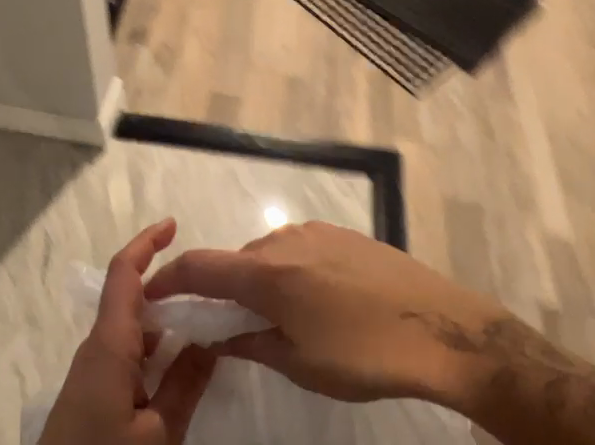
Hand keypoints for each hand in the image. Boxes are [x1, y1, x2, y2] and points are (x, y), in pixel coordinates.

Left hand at [38, 219, 218, 444]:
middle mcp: (97, 349)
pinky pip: (128, 355)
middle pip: (132, 299)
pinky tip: (183, 363)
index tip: (173, 224)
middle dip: (169, 286)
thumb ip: (184, 385)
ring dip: (166, 321)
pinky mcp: (93, 394)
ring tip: (208, 322)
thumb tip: (209, 340)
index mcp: (109, 346)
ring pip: (132, 330)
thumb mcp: (157, 435)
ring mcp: (93, 372)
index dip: (146, 243)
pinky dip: (156, 349)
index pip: (124, 275)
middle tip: (212, 288)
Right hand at [142, 220, 506, 407]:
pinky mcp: (345, 234)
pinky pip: (298, 249)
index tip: (151, 296)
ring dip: (258, 282)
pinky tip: (312, 302)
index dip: (169, 279)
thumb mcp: (300, 362)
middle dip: (221, 290)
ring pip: (269, 255)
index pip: (200, 266)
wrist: (443, 328)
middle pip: (236, 261)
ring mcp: (318, 232)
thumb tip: (218, 335)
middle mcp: (286, 240)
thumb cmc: (365, 354)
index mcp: (269, 272)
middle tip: (221, 326)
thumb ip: (251, 342)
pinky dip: (288, 272)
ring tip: (274, 320)